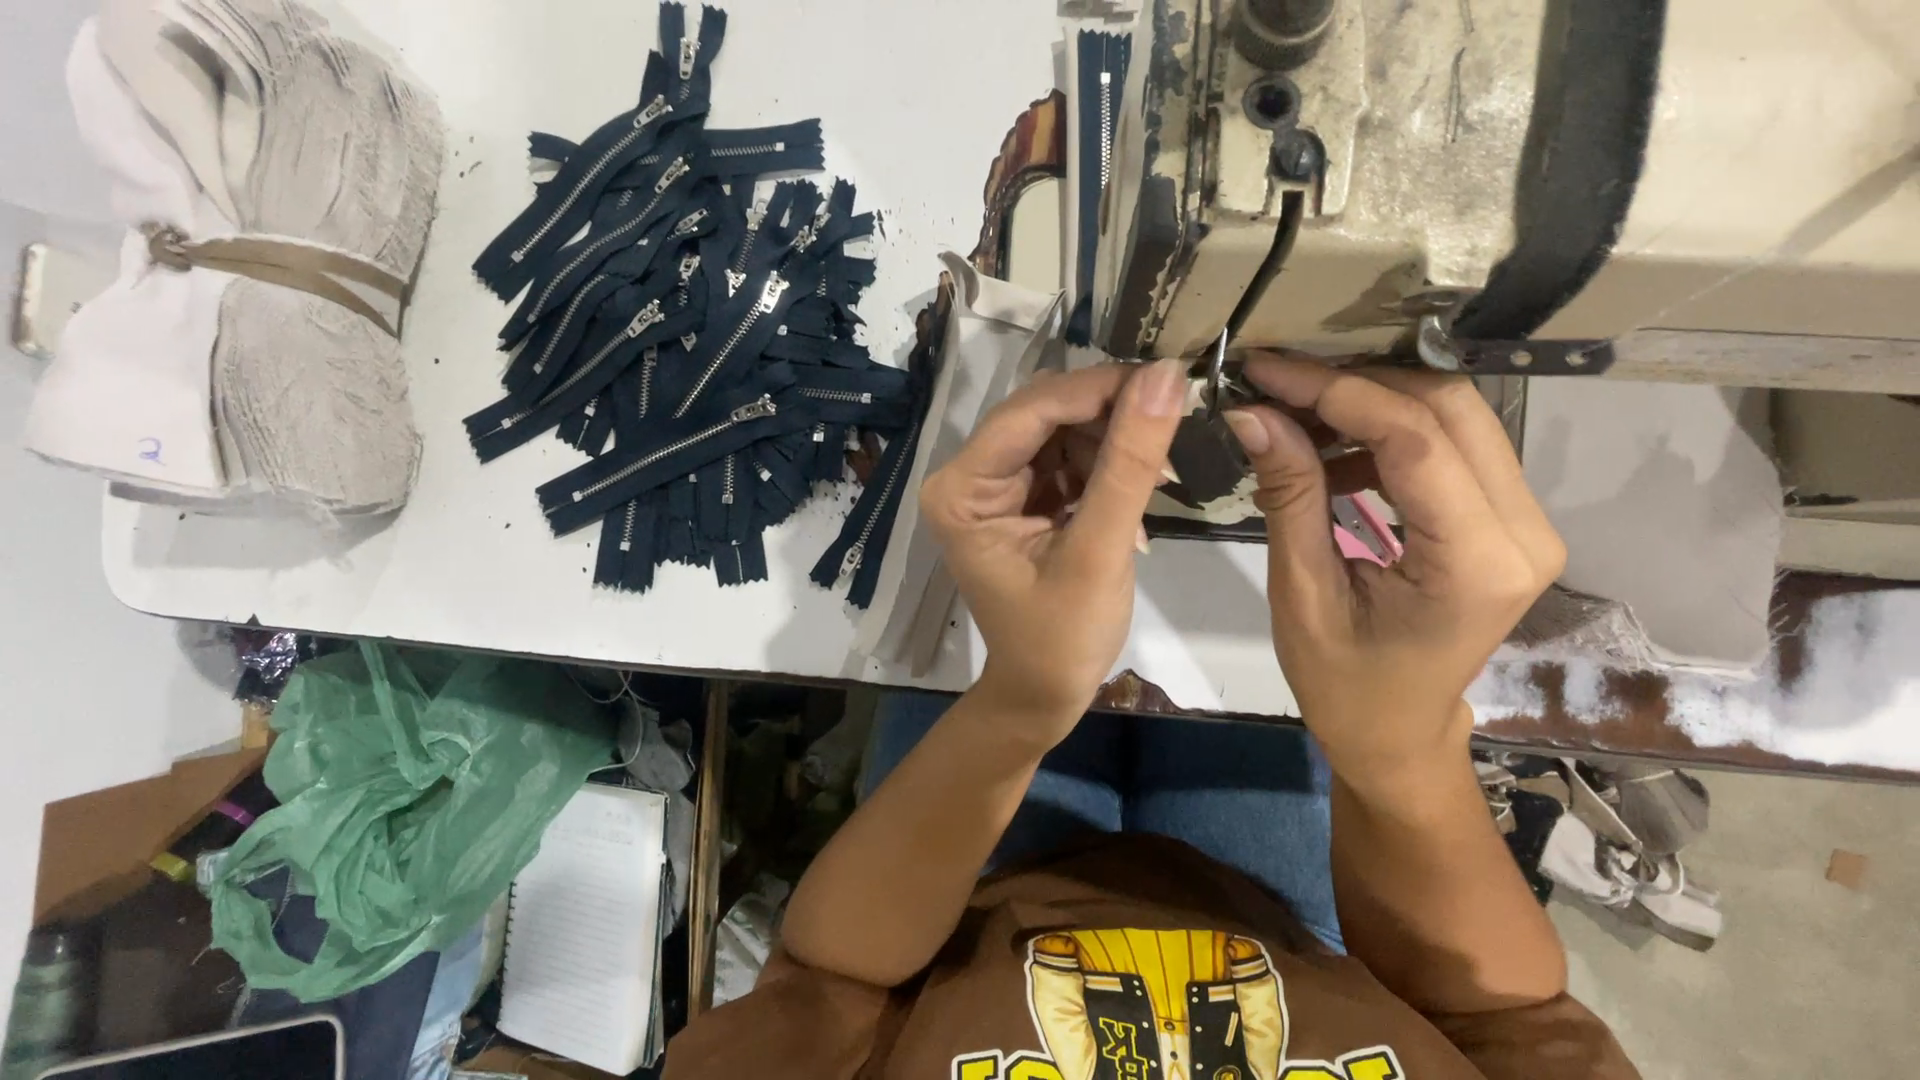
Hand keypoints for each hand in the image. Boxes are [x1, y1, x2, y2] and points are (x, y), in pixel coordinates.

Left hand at [921, 360, 1187, 746]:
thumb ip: (1128, 464)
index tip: (1168, 379)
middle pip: (1044, 414)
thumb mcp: (1099, 550)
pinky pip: (1068, 457)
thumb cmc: (1062, 637)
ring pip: (1062, 430)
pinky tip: (1140, 494)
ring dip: (1115, 443)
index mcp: (961, 490)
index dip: (1098, 389)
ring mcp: (993, 485)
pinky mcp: (1021, 497)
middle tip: (1175, 422)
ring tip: (1160, 477)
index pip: (1030, 412)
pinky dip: (1108, 467)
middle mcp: (967, 477)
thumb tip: (1166, 377)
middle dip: (1110, 416)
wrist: (1045, 691)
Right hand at [1223, 355, 1565, 790]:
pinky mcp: (1509, 519)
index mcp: (1475, 564)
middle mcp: (1525, 532)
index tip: (1265, 370)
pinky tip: (1333, 446)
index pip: (1415, 438)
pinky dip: (1387, 429)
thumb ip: (1289, 495)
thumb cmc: (1342, 682)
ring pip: (1455, 416)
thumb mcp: (1302, 592)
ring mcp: (1528, 523)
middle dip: (1355, 382)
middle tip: (1276, 382)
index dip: (1335, 391)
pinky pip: (1453, 444)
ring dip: (1371, 400)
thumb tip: (1252, 413)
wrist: (1395, 730)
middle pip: (1450, 409)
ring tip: (1295, 412)